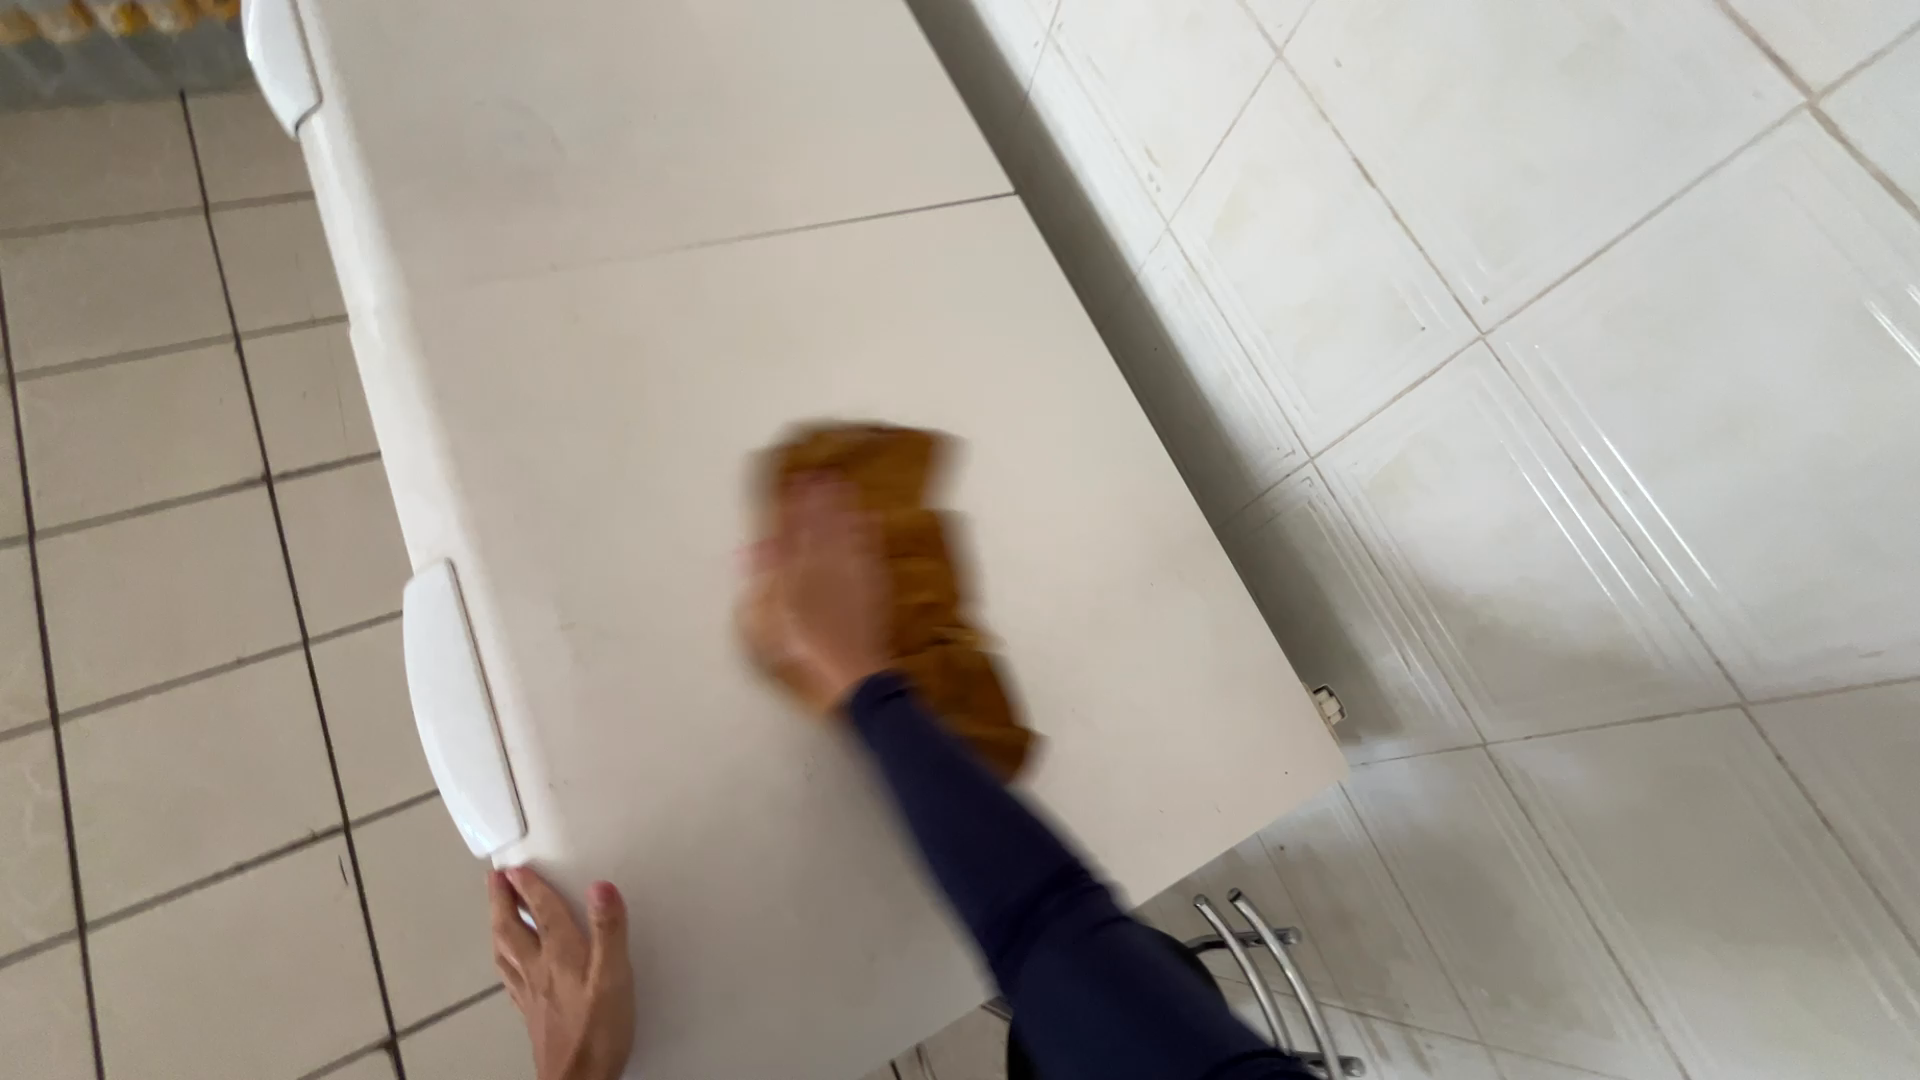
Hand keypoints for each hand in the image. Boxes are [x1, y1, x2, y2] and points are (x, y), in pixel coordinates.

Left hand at [490, 868, 634, 1079]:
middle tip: (494, 879)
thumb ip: (609, 929)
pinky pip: (510, 975)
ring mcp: (531, 993)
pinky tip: (510, 960)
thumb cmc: (600, 1027)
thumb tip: (600, 886)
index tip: (515, 867)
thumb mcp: (614, 974)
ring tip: (496, 911)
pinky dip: (505, 957)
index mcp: (560, 955)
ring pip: (505, 952)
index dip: (530, 888)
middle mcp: (538, 969)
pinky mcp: (532, 1013)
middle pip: (512, 930)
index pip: (542, 913)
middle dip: (502, 902)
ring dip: (498, 926)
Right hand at [739, 474, 890, 714]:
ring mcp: (854, 574)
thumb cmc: (803, 654)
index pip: (793, 530)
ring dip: (844, 506)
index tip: (793, 481)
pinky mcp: (874, 586)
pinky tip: (869, 517)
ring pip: (848, 530)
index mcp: (798, 574)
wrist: (852, 674)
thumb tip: (757, 547)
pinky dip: (869, 530)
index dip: (794, 505)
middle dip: (821, 498)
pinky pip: (871, 549)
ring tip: (842, 483)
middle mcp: (827, 566)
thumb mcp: (768, 622)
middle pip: (822, 524)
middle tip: (821, 472)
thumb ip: (764, 580)